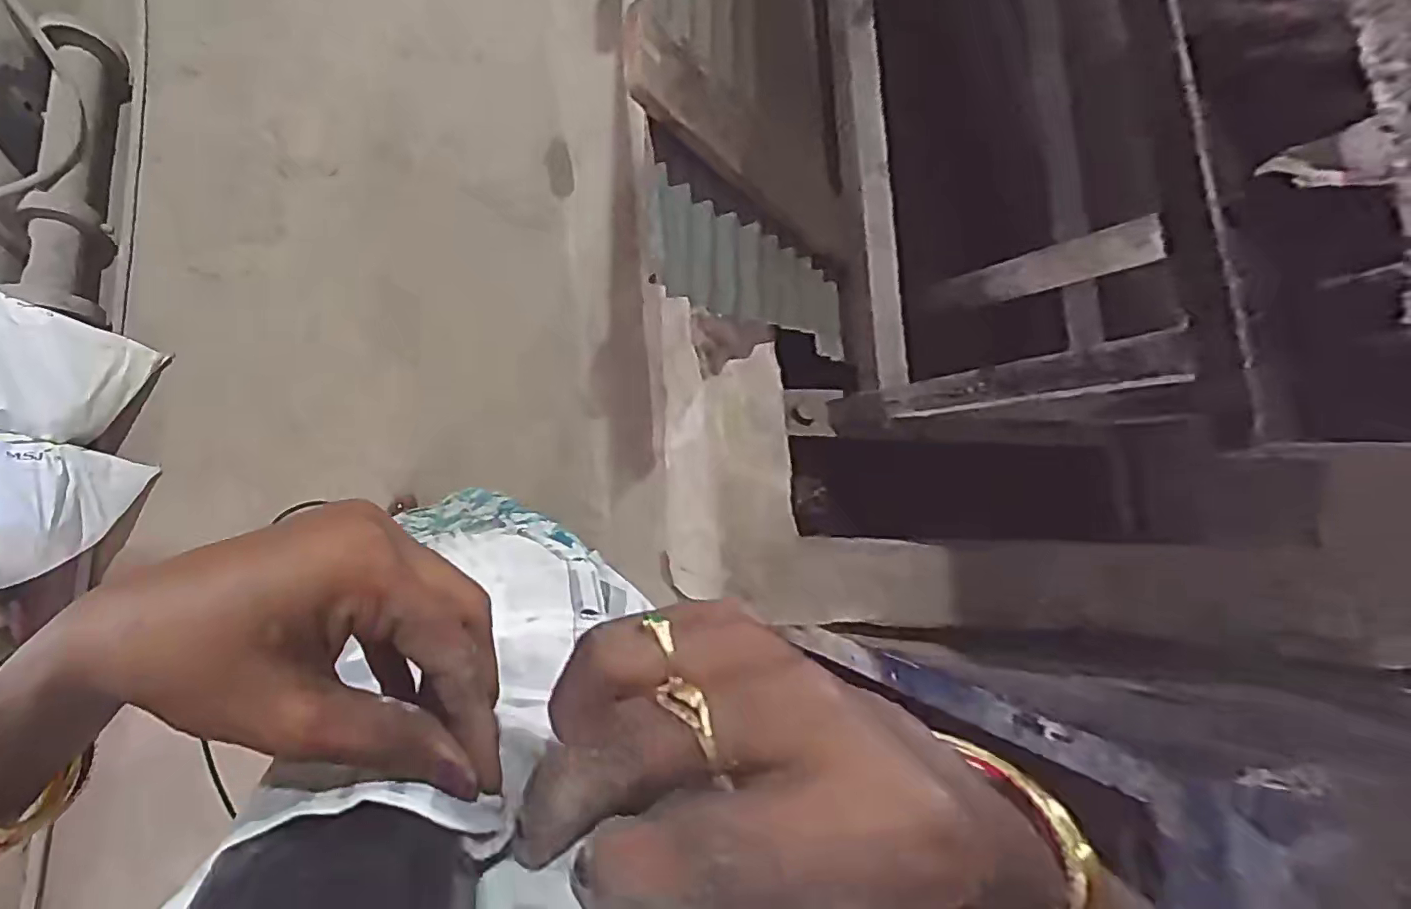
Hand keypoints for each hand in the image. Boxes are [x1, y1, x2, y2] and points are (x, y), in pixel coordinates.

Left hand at [11, 500, 501, 801]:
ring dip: (444, 660)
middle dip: (468, 682)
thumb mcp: (299, 718)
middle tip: (464, 754)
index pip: (452, 640)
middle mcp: (380, 529)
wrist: (132, 623)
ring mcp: (364, 527)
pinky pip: (403, 588)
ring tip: (440, 731)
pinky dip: (411, 637)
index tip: (482, 784)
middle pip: (459, 606)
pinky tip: (402, 689)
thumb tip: (464, 772)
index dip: (472, 714)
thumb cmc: (204, 669)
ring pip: (437, 595)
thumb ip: (392, 739)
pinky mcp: (349, 539)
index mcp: (370, 561)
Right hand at [515, 601, 1067, 907]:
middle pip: (656, 735)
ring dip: (581, 707)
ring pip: (635, 654)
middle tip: (540, 830)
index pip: (714, 842)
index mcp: (873, 826)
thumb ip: (714, 890)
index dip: (625, 868)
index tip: (584, 880)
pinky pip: (651, 624)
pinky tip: (606, 706)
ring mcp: (777, 651)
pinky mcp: (751, 625)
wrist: (966, 825)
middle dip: (576, 786)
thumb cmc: (900, 899)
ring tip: (569, 751)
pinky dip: (611, 664)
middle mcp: (818, 716)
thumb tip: (604, 868)